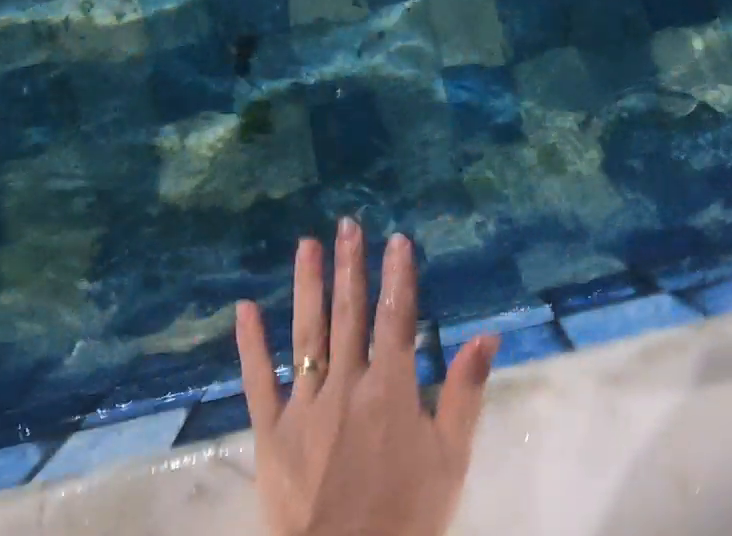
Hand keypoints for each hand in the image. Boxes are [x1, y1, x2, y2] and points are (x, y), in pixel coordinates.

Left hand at [236, 219, 499, 535]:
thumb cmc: (407, 514)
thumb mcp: (450, 458)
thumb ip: (465, 393)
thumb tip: (486, 335)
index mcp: (391, 390)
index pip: (396, 318)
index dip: (398, 277)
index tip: (397, 239)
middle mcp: (346, 385)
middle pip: (349, 315)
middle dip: (350, 266)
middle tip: (347, 224)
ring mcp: (304, 405)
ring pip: (306, 334)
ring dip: (307, 286)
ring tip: (306, 245)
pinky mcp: (270, 430)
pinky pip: (258, 380)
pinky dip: (251, 344)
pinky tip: (245, 308)